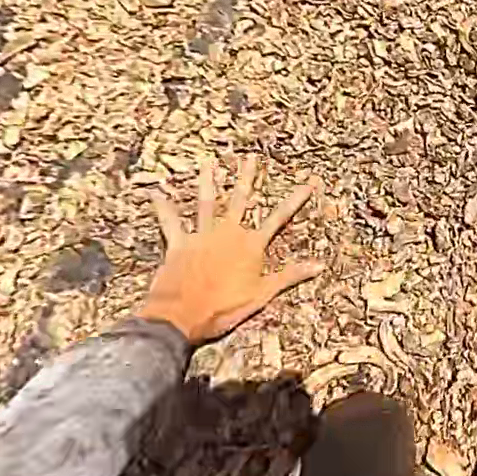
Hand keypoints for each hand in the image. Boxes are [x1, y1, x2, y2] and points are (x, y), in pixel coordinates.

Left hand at [137, 156, 322, 343]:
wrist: (181, 318)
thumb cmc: (223, 309)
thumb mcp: (262, 294)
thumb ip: (290, 276)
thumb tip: (320, 265)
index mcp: (251, 245)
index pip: (280, 217)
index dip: (296, 199)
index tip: (310, 181)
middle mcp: (228, 233)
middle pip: (240, 199)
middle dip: (247, 177)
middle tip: (251, 157)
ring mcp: (203, 236)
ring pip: (206, 202)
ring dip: (208, 181)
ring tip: (208, 163)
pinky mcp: (179, 244)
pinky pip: (171, 223)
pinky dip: (164, 208)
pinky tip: (156, 194)